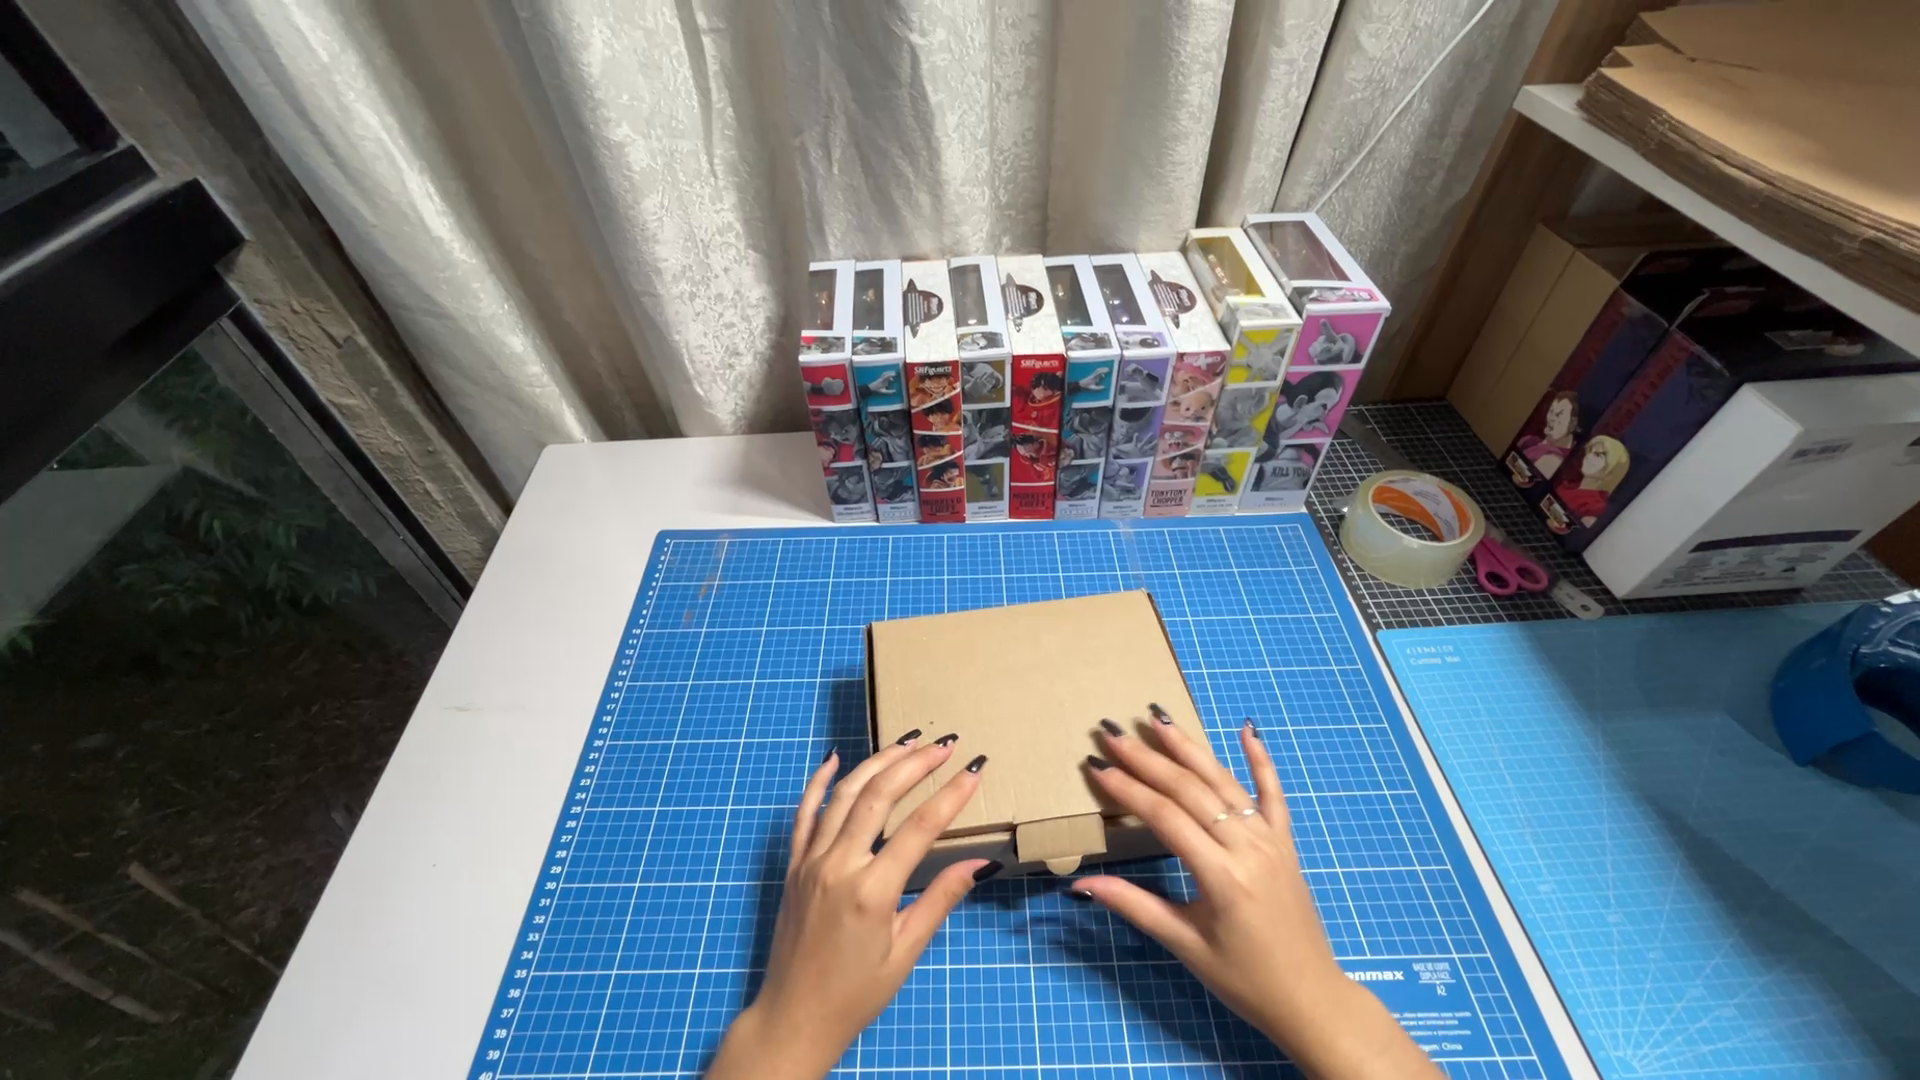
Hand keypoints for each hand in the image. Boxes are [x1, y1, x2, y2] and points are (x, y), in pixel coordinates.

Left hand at [707, 736, 993, 1079]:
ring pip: (845, 793)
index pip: (920, 828)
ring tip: (908, 742)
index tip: (976, 769)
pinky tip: (836, 757)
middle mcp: (838, 865)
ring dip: (878, 761)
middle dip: (916, 764)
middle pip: (880, 795)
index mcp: (872, 891)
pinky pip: (805, 812)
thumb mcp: (906, 953)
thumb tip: (981, 862)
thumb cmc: (856, 994)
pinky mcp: (794, 864)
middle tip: (946, 744)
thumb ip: (941, 900)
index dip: (952, 795)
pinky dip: (820, 781)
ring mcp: (811, 860)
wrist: (792, 1018)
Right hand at [1076, 713, 1442, 1078]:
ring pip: (1223, 782)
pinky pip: (1273, 794)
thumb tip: (1080, 884)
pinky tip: (1248, 729)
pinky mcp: (1286, 842)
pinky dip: (1261, 760)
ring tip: (1157, 717)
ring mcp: (1270, 840)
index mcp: (1221, 875)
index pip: (1165, 817)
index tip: (1096, 765)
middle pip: (1190, 790)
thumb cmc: (1244, 979)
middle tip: (1112, 731)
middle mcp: (1247, 847)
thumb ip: (1135, 905)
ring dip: (1188, 747)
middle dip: (1147, 758)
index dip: (1127, 789)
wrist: (1311, 999)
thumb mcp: (1185, 944)